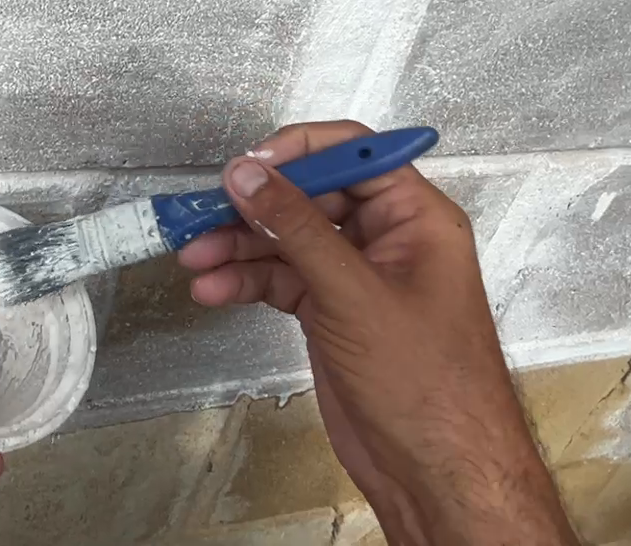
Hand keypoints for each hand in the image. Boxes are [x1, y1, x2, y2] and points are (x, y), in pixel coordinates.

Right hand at [179, 121, 577, 545]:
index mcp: (413, 218)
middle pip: (306, 195)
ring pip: (284, 237)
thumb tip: (247, 173)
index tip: (250, 164)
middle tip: (204, 212)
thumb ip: (295, 227)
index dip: (300, 150)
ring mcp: (351, 272)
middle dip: (253, 207)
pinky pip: (277, 275)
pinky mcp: (326, 305)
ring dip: (236, 246)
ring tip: (194, 257)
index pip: (354, 153)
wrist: (435, 479)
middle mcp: (382, 236)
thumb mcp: (351, 293)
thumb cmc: (425, 385)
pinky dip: (244, 280)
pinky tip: (214, 289)